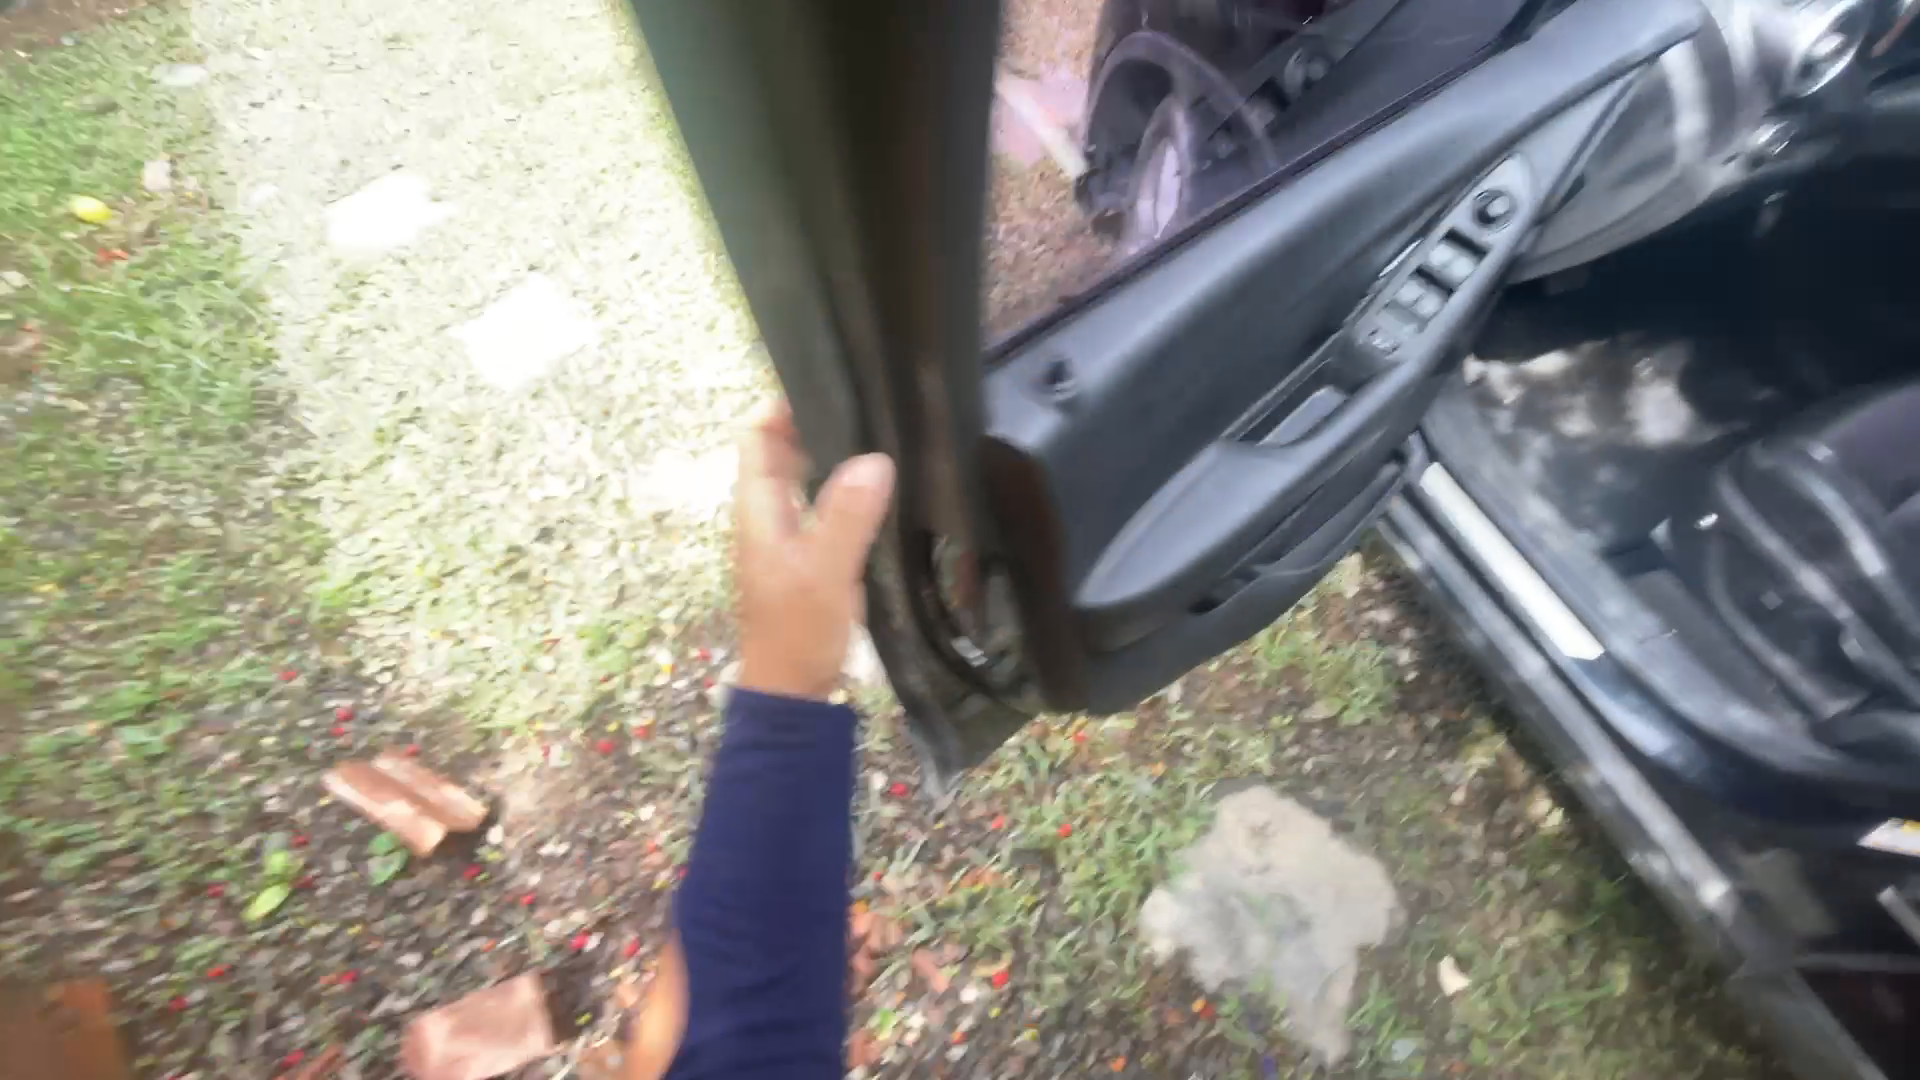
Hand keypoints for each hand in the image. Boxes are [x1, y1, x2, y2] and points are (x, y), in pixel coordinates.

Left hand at [733, 400, 895, 701]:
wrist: (794, 690)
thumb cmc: (798, 630)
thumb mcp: (824, 571)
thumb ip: (847, 516)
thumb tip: (876, 460)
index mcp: (758, 510)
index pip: (758, 439)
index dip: (781, 407)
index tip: (828, 384)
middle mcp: (770, 516)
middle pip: (784, 454)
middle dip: (816, 426)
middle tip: (868, 406)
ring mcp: (790, 537)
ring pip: (809, 482)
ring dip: (835, 458)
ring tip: (881, 436)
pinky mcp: (813, 557)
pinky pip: (828, 509)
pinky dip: (848, 491)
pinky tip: (882, 489)